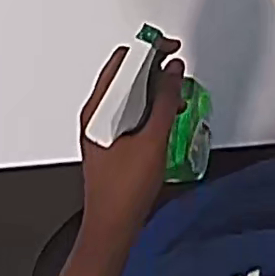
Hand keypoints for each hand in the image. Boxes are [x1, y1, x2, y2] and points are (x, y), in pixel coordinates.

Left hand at [79, 36, 184, 234]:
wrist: (112, 228)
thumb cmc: (125, 189)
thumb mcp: (153, 138)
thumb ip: (165, 99)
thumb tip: (173, 69)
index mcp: (98, 110)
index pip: (123, 60)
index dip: (149, 48)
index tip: (171, 47)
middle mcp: (97, 113)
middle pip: (126, 72)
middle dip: (154, 65)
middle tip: (177, 67)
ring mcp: (103, 125)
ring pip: (130, 89)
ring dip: (155, 85)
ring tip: (175, 93)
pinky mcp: (112, 136)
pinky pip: (132, 106)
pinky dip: (151, 102)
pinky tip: (168, 112)